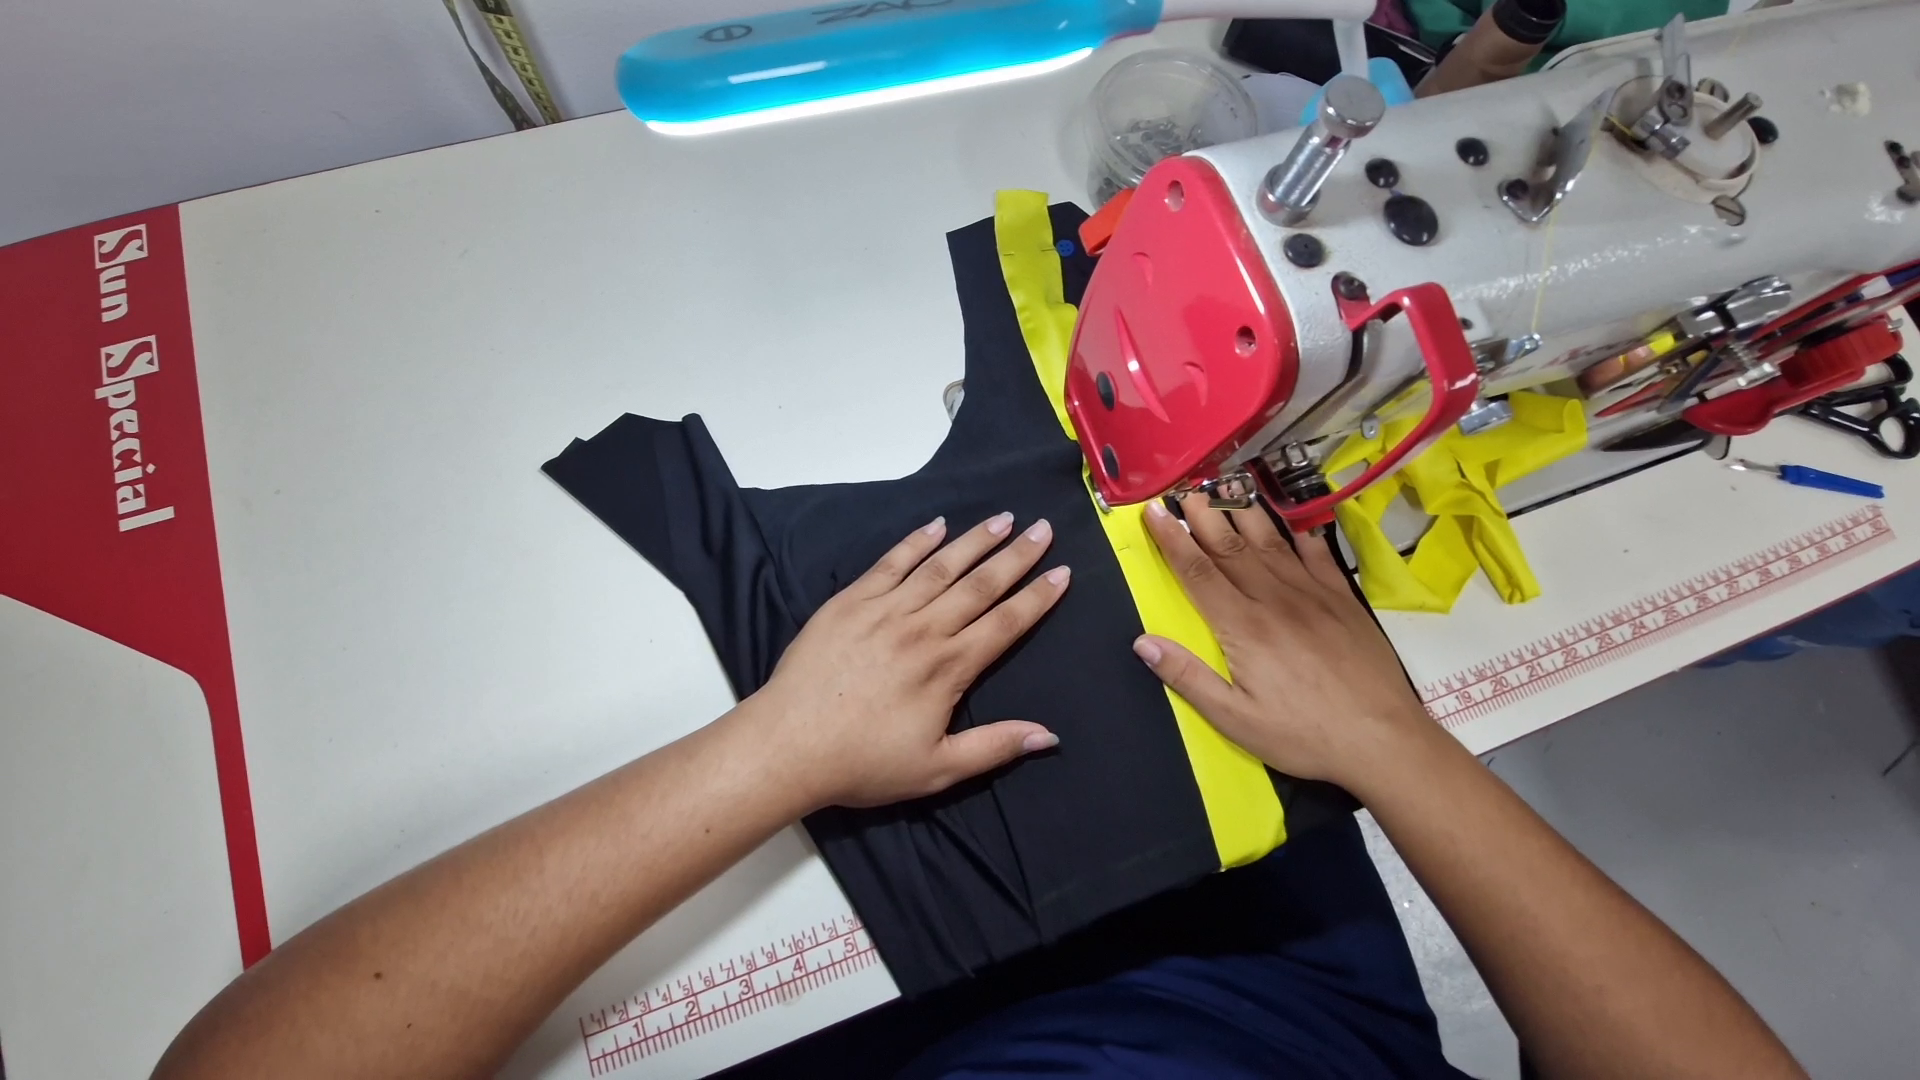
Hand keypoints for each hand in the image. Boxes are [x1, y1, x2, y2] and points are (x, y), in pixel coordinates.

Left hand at [741, 513, 1069, 809]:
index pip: (1005, 624)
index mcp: (949, 667)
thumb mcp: (937, 770)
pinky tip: (937, 526)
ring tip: (1002, 519)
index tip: (1062, 572)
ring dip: (974, 541)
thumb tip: (1049, 735)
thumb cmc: (863, 762)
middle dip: (1016, 556)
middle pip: (979, 585)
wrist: (788, 744)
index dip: (1037, 598)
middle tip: (1043, 529)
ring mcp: (885, 610)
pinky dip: (915, 543)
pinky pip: (890, 563)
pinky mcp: (851, 602)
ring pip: (940, 567)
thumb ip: (994, 746)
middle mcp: (923, 629)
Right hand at [1133, 494, 1438, 793]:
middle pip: (1231, 548)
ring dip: (1245, 516)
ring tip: (1228, 490)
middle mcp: (1275, 600)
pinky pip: (1318, 558)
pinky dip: (1301, 537)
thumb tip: (1143, 642)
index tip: (1155, 512)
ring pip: (1271, 545)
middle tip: (1185, 490)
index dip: (1172, 540)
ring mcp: (1314, 597)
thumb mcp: (1234, 719)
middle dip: (1204, 516)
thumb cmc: (1302, 735)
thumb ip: (1187, 677)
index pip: (1198, 572)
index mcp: (1243, 627)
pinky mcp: (1344, 603)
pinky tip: (1292, 525)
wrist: (1383, 741)